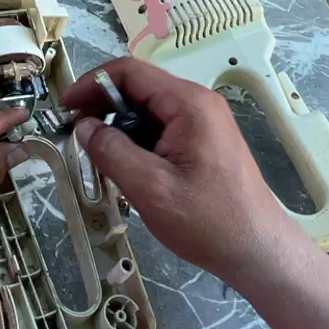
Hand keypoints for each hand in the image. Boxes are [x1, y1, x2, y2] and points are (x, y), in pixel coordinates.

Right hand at [61, 58, 310, 285]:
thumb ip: (111, 151)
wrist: (262, 256)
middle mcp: (197, 102)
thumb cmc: (208, 222)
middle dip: (102, 106)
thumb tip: (83, 126)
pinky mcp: (204, 140)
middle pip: (138, 87)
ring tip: (101, 156)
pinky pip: (161, 126)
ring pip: (147, 109)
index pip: (129, 71)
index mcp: (187, 103)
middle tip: (77, 133)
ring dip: (119, 126)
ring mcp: (203, 121)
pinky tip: (128, 167)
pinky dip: (137, 139)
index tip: (66, 107)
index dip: (92, 83)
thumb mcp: (150, 188)